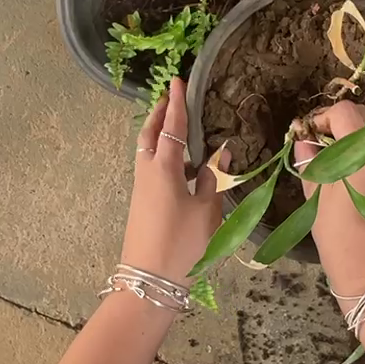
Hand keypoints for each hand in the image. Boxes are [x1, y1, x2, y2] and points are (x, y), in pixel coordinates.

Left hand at [119, 77, 224, 284]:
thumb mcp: (208, 211)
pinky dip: (165, 158)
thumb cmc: (183, 244)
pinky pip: (153, 170)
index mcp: (163, 168)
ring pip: (149, 153)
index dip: (177, 103)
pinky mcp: (144, 205)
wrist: (149, 283)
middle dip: (160, 114)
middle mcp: (147, 173)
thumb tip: (221, 154)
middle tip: (169, 97)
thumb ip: (214, 180)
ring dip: (161, 136)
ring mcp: (142, 190)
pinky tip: (184, 168)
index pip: (172, 126)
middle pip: (150, 135)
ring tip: (178, 128)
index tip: (178, 80)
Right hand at [295, 102, 364, 296]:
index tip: (311, 133)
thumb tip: (304, 138)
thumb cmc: (339, 239)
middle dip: (343, 120)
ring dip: (360, 129)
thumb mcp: (316, 197)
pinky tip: (357, 161)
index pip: (346, 114)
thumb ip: (311, 160)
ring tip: (340, 149)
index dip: (324, 117)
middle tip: (323, 139)